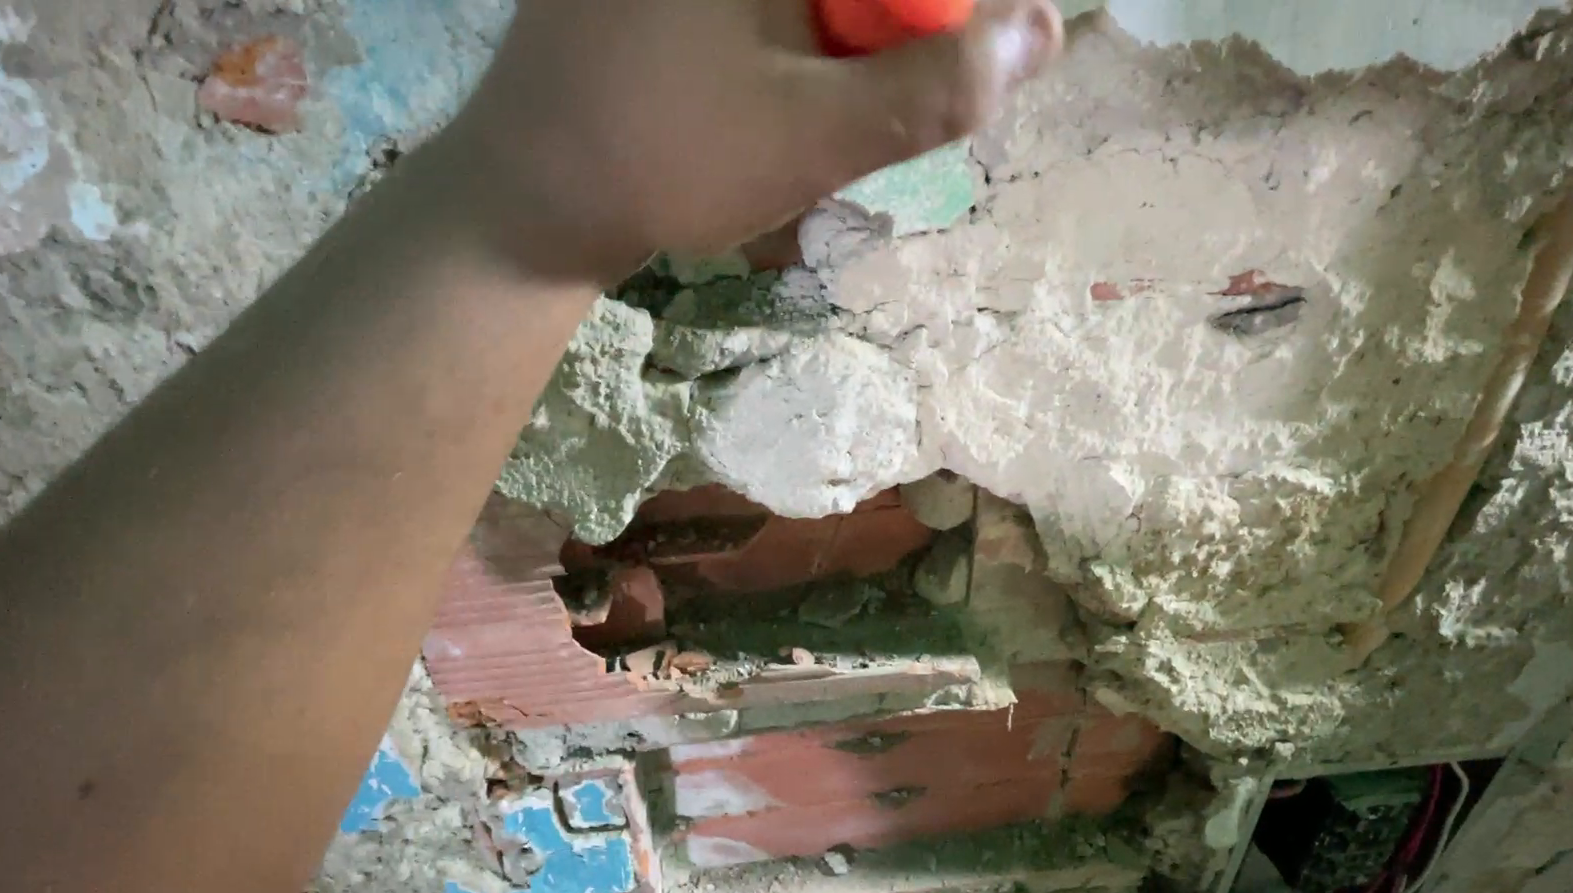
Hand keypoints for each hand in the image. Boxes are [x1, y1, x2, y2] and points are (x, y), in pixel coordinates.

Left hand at [433, 0, 1063, 283]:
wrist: (532, 194)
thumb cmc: (666, 161)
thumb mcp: (811, 138)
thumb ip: (928, 89)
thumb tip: (1040, 33)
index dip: (939, 17)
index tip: (963, 58)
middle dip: (885, 34)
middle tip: (875, 98)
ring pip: (814, 11)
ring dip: (839, 46)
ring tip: (786, 121)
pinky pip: (768, 18)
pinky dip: (797, 43)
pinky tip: (767, 100)